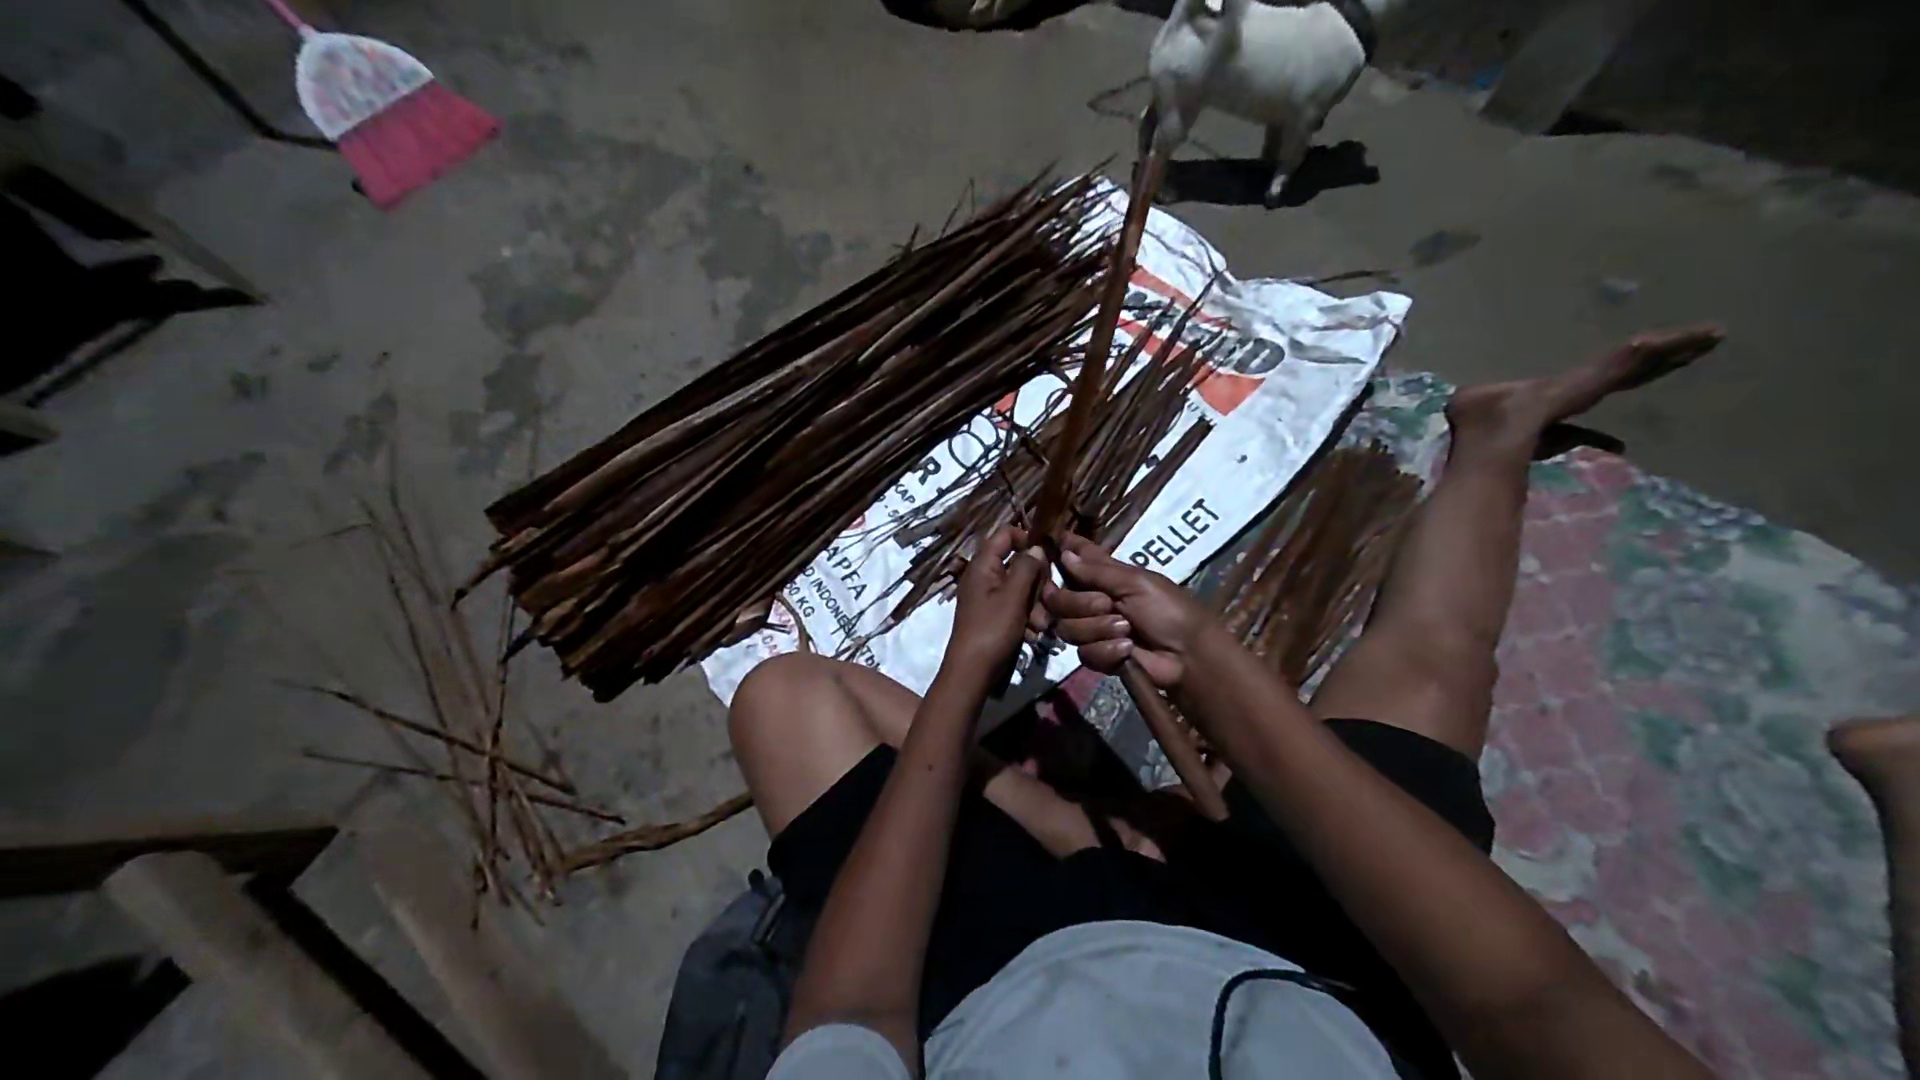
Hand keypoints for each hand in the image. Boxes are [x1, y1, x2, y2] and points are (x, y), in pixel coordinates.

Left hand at [947, 526, 1047, 675]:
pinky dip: (1026, 616)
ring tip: (1041, 624)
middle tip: (1048, 597)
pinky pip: (1014, 606)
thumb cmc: (992, 629)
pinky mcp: (993, 615)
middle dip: (1036, 581)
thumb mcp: (1013, 596)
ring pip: (1019, 588)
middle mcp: (984, 576)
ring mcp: (987, 596)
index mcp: (983, 564)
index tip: (1048, 554)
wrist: (972, 671)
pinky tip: (1033, 633)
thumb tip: (1037, 547)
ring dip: (1035, 603)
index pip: (1005, 534)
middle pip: (1017, 563)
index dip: (1027, 538)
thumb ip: (1027, 567)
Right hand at [1034, 532, 1212, 687]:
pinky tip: (1127, 650)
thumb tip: (1064, 553)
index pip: (1074, 558)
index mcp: (1103, 576)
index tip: (1047, 548)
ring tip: (1126, 630)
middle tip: (1107, 605)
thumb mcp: (1135, 583)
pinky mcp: (1097, 656)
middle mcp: (1091, 600)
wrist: (1187, 654)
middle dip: (1081, 603)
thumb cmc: (1168, 609)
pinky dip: (1106, 650)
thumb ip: (1096, 570)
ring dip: (1098, 629)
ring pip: (1067, 627)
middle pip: (1058, 599)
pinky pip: (1084, 653)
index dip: (1061, 553)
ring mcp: (1093, 629)